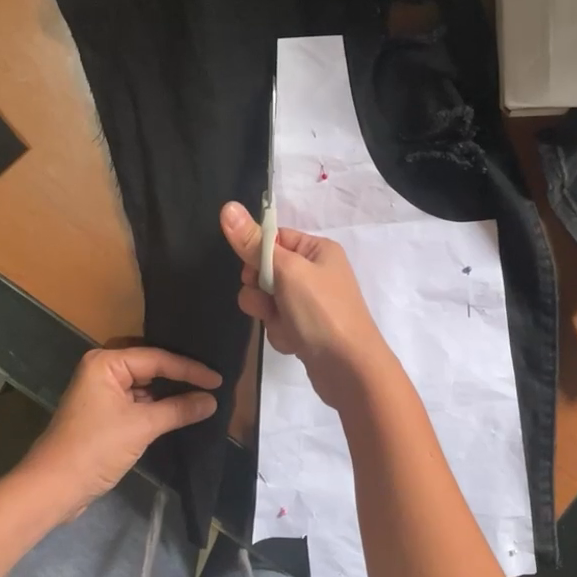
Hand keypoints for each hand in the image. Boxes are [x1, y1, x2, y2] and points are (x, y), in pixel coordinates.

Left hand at [18, 347, 220, 519]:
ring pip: (141, 382)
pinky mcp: (101, 412)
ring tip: (199, 390)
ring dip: (166, 389)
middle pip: (148, 363)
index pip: (157, 358)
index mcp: (106, 362)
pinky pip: (134, 398)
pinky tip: (176, 408)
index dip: (190, 370)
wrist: (53, 489)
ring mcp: (99, 390)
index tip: (219, 379)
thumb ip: (179, 409)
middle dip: (177, 371)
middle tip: (209, 374)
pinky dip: (154, 403)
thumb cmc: (95, 449)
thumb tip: (211, 400)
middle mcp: (101, 368)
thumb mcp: (142, 427)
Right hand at [220, 201, 394, 409]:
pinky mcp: (306, 329)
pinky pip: (277, 323)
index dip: (257, 256)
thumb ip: (254, 243)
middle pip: (266, 271)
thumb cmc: (322, 312)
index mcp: (317, 250)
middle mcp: (315, 272)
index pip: (274, 239)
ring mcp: (311, 302)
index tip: (252, 273)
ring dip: (269, 314)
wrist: (350, 370)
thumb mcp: (287, 271)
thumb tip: (227, 207)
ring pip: (268, 299)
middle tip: (271, 301)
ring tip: (286, 325)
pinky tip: (294, 342)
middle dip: (261, 290)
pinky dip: (280, 332)